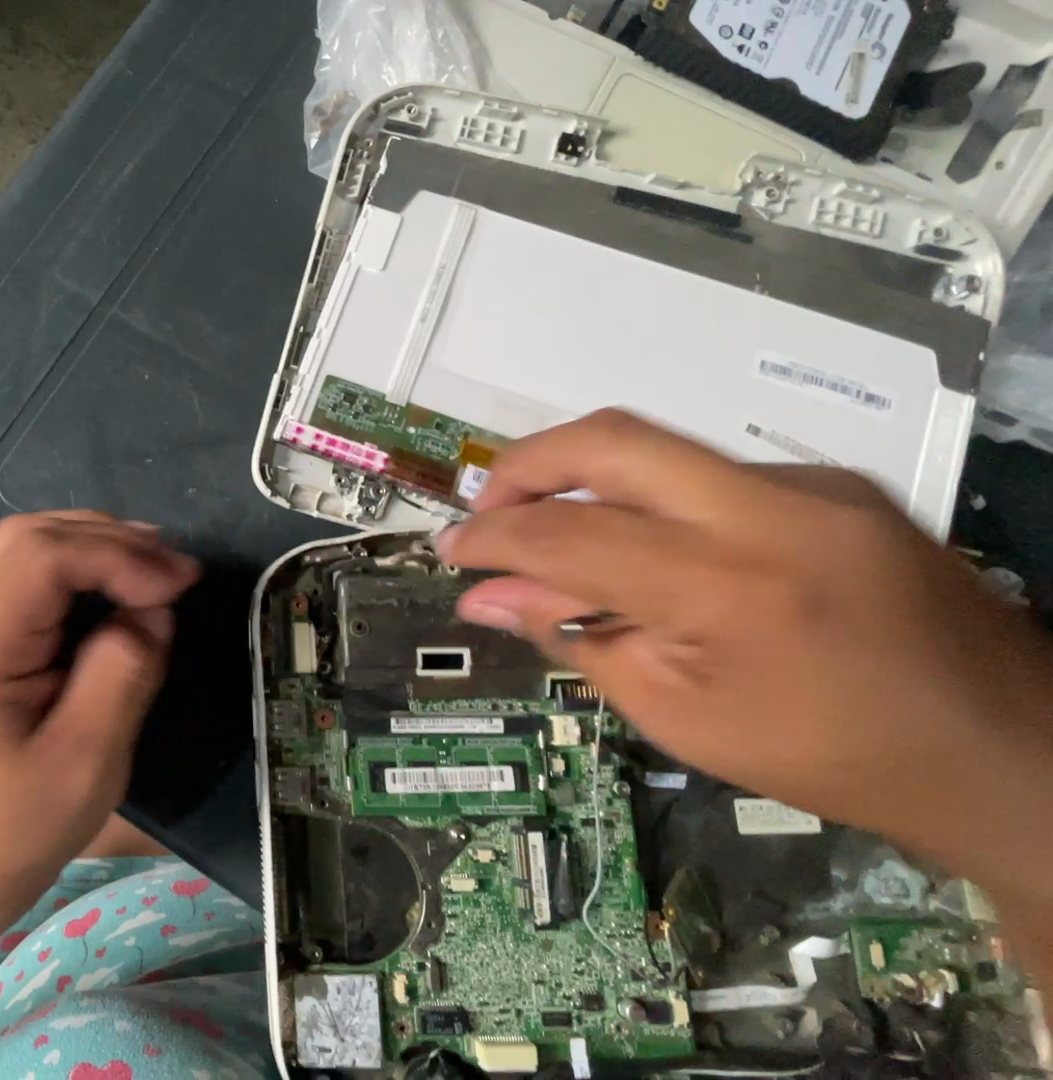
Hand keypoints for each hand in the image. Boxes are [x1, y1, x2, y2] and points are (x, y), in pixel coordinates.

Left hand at [0, 511, 200, 932]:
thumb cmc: (28, 818)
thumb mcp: (90, 759)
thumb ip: (122, 674)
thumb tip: (154, 609)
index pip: (39, 560)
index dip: (113, 556)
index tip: (176, 585)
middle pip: (29, 537)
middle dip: (110, 540)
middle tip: (176, 569)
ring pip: (23, 541)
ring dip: (92, 539)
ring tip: (153, 561)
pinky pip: (24, 566)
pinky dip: (75, 556)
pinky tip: (113, 571)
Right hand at [435, 410, 1052, 900]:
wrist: (1012, 752)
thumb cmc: (826, 754)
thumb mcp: (676, 713)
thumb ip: (573, 636)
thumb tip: (484, 597)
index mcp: (728, 586)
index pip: (567, 533)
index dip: (490, 536)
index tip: (449, 550)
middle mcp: (772, 509)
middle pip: (609, 438)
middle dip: (523, 466)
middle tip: (485, 510)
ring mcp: (811, 486)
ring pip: (655, 451)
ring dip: (581, 482)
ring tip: (550, 540)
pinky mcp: (832, 485)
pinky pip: (704, 476)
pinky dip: (644, 504)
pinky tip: (642, 556)